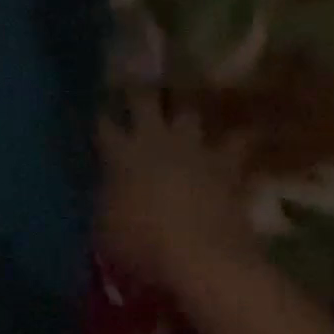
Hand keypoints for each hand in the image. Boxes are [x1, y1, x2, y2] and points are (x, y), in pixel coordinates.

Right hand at [97, 92, 252, 287]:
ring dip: (186, 111)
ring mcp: (197, 150)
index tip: (90, 103)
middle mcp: (157, 140)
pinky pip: (239, 143)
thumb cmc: (141, 244)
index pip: (102, 125)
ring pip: (191, 115)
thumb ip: (103, 199)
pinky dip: (238, 138)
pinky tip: (244, 131)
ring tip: (184, 103)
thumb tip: (103, 186)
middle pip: (145, 100)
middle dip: (137, 88)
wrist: (202, 258)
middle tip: (134, 75)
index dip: (96, 113)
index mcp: (121, 155)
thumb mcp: (104, 225)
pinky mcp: (230, 167)